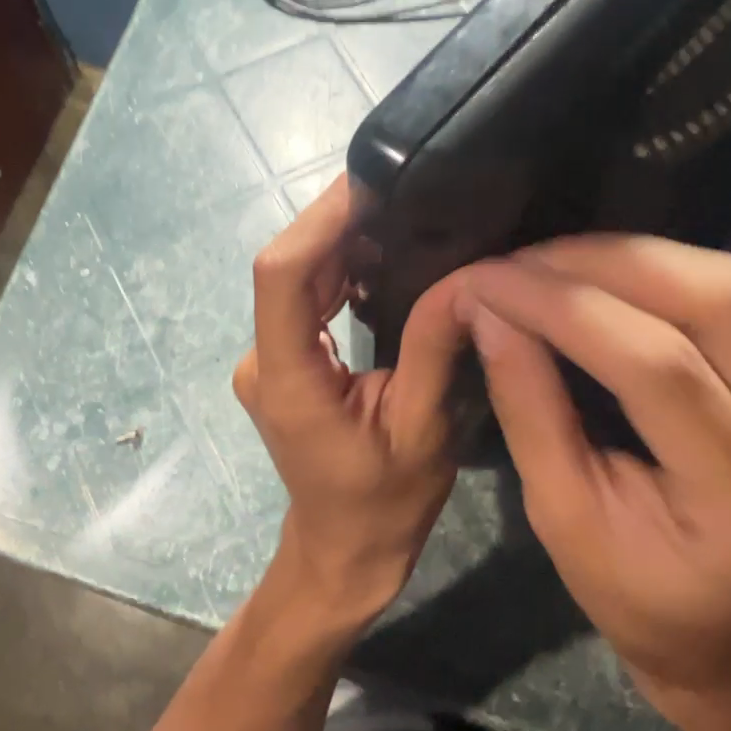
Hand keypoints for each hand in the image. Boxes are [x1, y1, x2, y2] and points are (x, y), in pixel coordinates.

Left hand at [235, 176, 467, 619]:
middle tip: (405, 188)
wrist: (344, 548)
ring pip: (294, 279)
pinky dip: (336, 272)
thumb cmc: (385, 503)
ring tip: (402, 213)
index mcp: (287, 378)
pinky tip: (381, 257)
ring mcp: (265, 360)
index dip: (319, 222)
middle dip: (338, 222)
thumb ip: (435, 346)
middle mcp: (261, 360)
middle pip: (286, 268)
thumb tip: (468, 274)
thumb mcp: (424, 429)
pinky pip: (302, 301)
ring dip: (339, 242)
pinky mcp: (280, 362)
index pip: (281, 275)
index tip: (373, 183)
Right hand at [455, 236, 730, 730]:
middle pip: (724, 304)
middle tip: (521, 259)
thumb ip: (530, 409)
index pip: (658, 369)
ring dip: (637, 258)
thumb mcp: (561, 519)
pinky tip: (609, 278)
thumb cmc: (636, 602)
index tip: (486, 280)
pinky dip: (669, 278)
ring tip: (554, 262)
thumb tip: (489, 309)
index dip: (564, 307)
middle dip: (606, 261)